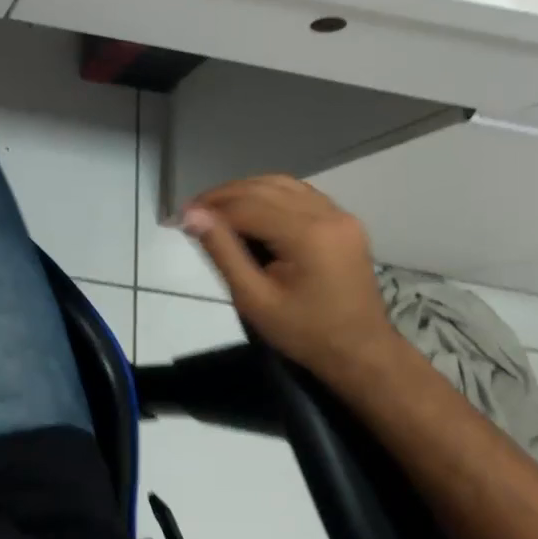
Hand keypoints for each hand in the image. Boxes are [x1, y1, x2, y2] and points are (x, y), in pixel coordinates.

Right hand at [179, 176, 401, 379]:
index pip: (246, 207)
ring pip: (280, 184)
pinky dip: (268, 195)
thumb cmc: (304, 333)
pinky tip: (249, 211)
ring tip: (215, 210)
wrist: (361, 353)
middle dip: (221, 197)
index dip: (208, 209)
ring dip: (243, 192)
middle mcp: (327, 215)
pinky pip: (298, 194)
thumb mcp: (253, 298)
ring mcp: (340, 215)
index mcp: (308, 235)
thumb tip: (191, 215)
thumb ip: (222, 251)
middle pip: (262, 188)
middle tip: (190, 214)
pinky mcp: (343, 221)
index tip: (175, 220)